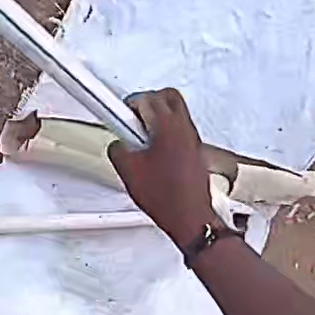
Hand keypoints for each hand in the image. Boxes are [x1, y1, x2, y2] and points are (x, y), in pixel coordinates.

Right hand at [107, 88, 218, 247]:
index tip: (119, 112)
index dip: (128, 104)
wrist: (189, 217)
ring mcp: (193, 139)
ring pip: (177, 111)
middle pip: (167, 96)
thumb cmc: (167, 197)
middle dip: (147, 101)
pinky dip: (167, 132)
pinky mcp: (196, 151)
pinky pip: (181, 130)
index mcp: (167, 126)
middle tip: (133, 118)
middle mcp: (184, 128)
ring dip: (158, 117)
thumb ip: (118, 149)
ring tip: (142, 136)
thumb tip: (118, 145)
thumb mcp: (129, 171)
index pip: (146, 98)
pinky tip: (155, 152)